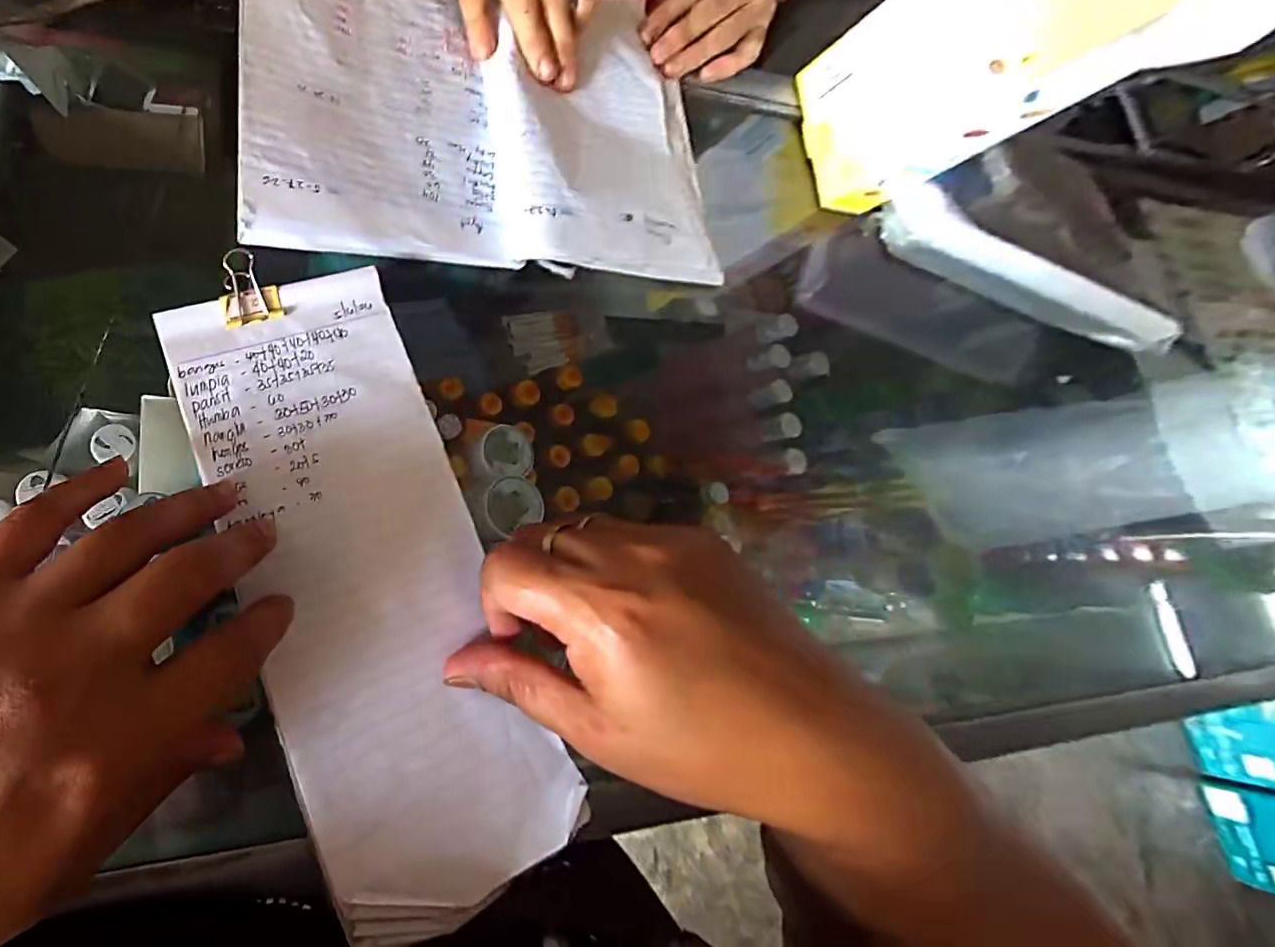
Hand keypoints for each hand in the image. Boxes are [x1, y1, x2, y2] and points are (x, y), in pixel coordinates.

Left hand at [0, 461, 288, 943]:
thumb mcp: (66, 862)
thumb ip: (155, 783)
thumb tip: (225, 735)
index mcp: (109, 749)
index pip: (220, 666)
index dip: (262, 629)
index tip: (280, 604)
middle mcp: (72, 672)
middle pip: (181, 584)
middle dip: (236, 550)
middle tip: (263, 528)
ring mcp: (11, 623)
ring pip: (119, 540)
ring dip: (180, 508)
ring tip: (219, 490)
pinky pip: (30, 524)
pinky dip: (79, 488)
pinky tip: (116, 470)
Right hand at [441, 518, 973, 847]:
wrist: (819, 738)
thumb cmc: (698, 748)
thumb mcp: (597, 730)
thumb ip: (519, 682)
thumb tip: (455, 661)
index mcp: (600, 609)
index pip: (505, 562)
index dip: (494, 598)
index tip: (519, 638)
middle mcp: (629, 556)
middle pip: (537, 536)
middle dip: (526, 579)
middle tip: (557, 633)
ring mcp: (669, 539)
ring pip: (578, 526)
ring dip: (566, 564)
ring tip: (601, 617)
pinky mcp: (699, 536)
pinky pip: (626, 529)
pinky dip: (611, 557)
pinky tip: (648, 605)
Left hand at [641, 0, 790, 82]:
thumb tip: (649, 30)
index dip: (666, 13)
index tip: (645, 36)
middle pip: (712, 11)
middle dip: (680, 36)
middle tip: (656, 57)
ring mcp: (761, 9)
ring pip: (726, 34)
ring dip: (695, 55)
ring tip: (671, 70)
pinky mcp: (766, 31)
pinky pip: (748, 52)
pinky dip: (726, 66)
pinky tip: (704, 76)